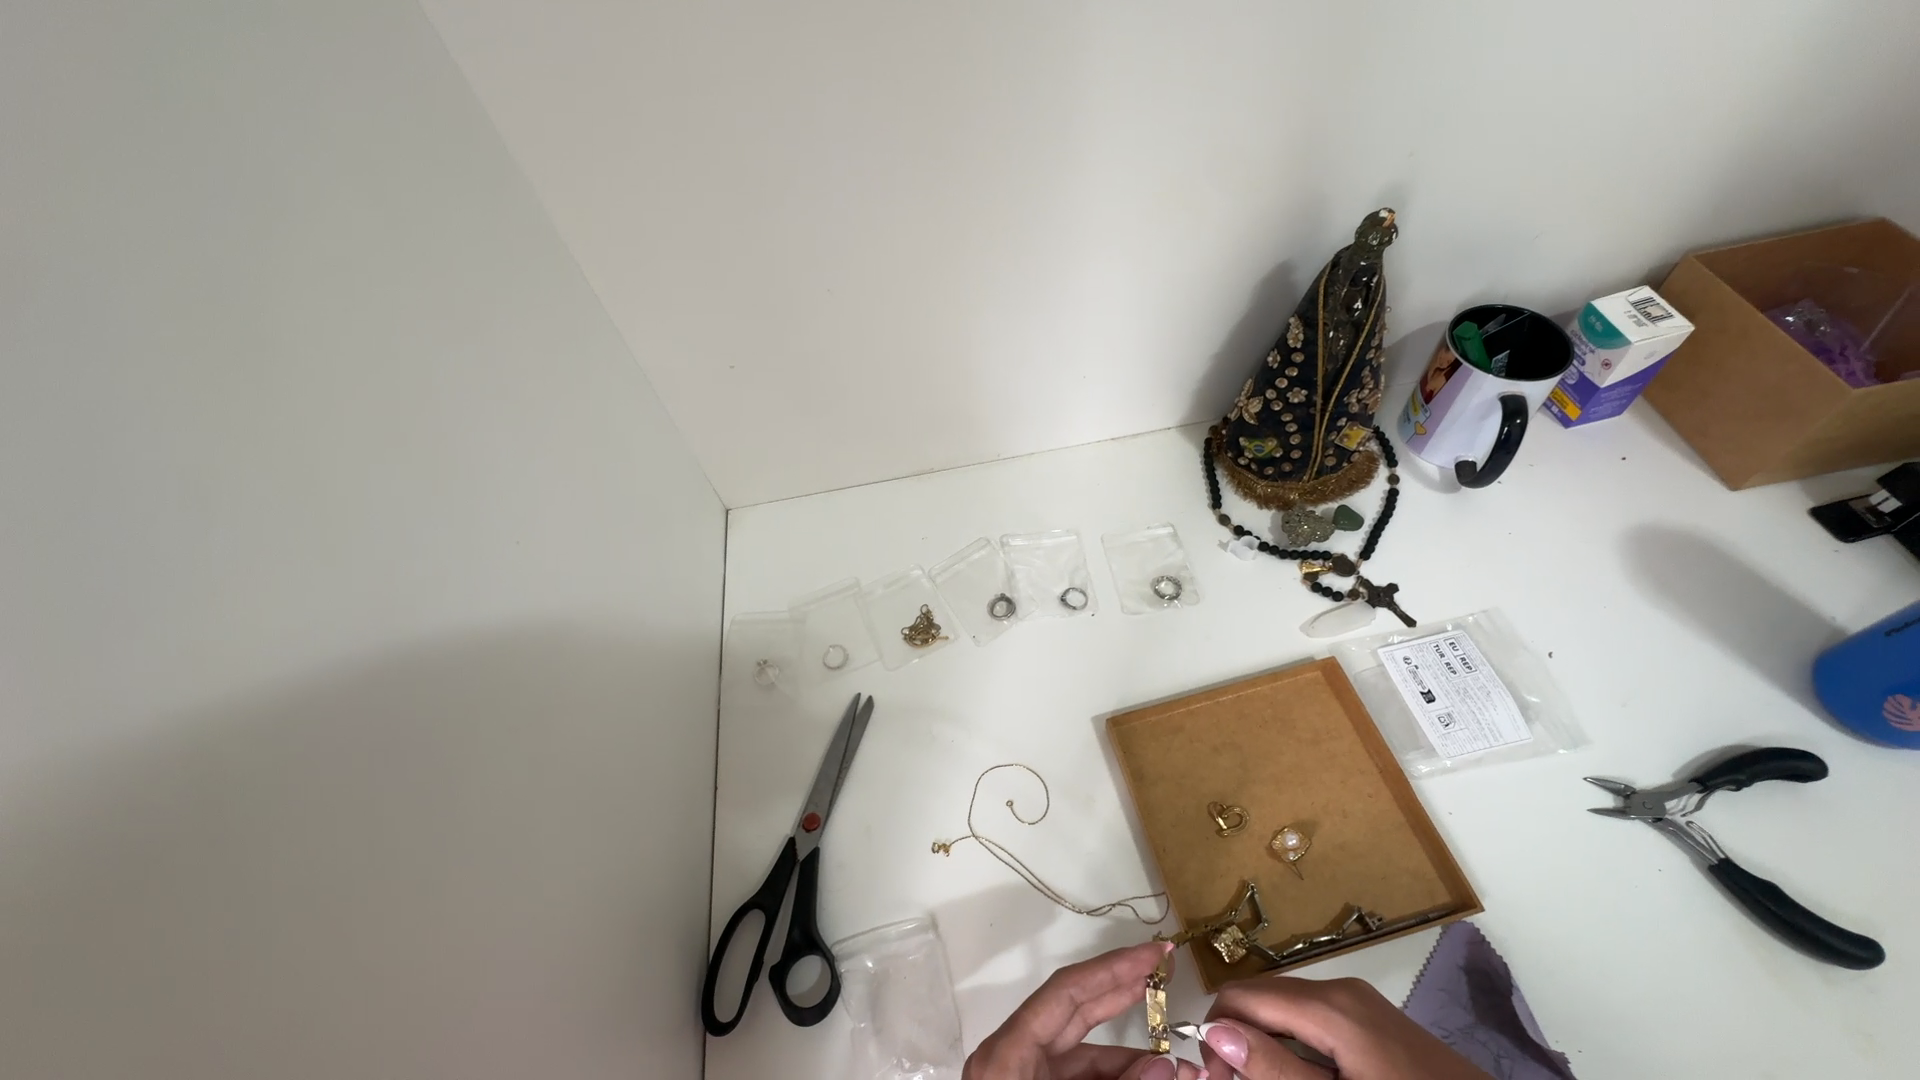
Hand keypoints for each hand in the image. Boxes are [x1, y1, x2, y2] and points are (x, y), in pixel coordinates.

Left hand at [964, 941, 1206, 1079]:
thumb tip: (1167, 1067)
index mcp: (1009, 1052)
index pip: (1068, 993)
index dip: (1114, 968)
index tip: (1157, 954)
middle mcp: (1013, 1058)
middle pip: (1074, 1013)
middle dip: (1121, 993)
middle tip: (1166, 974)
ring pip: (1083, 1055)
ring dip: (1129, 1058)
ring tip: (1178, 1065)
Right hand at [1196, 976, 1488, 1079]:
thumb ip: (1277, 1071)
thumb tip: (1214, 1030)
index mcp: (1328, 1006)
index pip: (1241, 997)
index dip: (1215, 1034)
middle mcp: (1338, 988)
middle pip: (1261, 998)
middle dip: (1238, 1038)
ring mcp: (1358, 1000)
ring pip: (1284, 1008)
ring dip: (1265, 1043)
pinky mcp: (1372, 1017)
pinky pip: (1313, 1018)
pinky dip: (1294, 1044)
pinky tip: (1304, 1078)